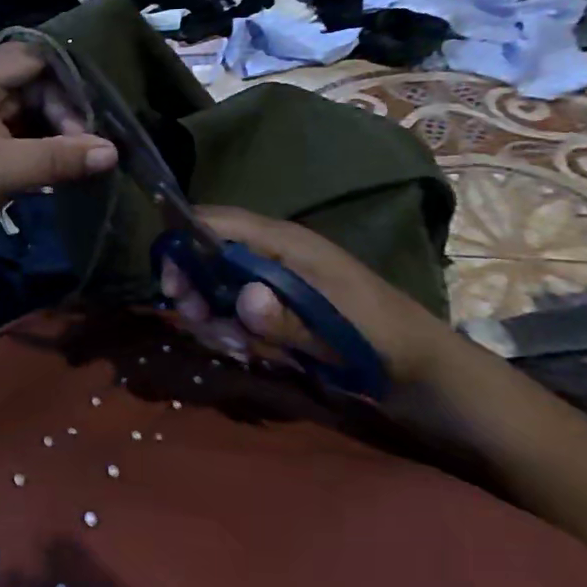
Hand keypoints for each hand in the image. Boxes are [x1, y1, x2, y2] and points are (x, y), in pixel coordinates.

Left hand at [0, 42, 116, 249]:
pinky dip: (56, 151)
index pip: (32, 57)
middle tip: (91, 142)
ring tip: (91, 155)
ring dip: (66, 133)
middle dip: (69, 110)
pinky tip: (77, 166)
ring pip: (41, 114)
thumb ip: (55, 159)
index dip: (68, 72)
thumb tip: (113, 152)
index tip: (100, 99)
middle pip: (41, 86)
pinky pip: (36, 139)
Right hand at [160, 206, 461, 383]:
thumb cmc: (377, 335)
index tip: (170, 286)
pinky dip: (230, 326)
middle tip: (195, 321)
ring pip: (218, 284)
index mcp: (285, 242)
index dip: (185, 244)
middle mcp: (273, 253)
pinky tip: (243, 347)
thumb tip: (243, 300)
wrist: (416, 364)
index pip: (218, 222)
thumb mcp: (332, 330)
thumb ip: (285, 317)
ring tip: (231, 344)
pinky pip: (237, 306)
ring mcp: (275, 279)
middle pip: (209, 254)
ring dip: (211, 313)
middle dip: (194, 287)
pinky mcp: (278, 303)